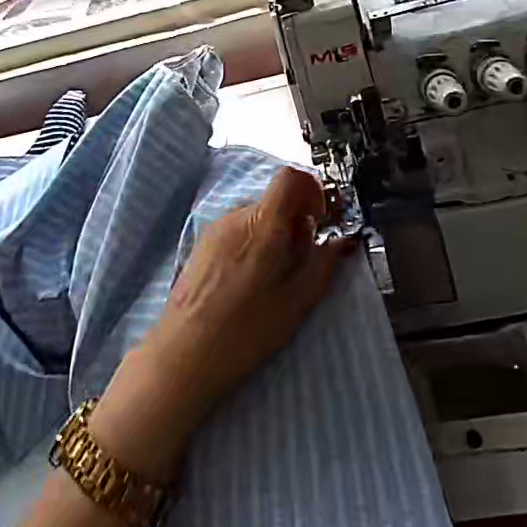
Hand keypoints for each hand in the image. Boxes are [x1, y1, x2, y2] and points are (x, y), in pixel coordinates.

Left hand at [88, 167, 350, 481]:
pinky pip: (238, 227)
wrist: (186, 349)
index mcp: (263, 224)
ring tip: (278, 273)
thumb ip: (322, 264)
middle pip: (275, 198)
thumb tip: (340, 241)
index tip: (321, 219)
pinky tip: (253, 277)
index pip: (290, 177)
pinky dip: (254, 240)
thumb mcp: (296, 302)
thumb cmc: (245, 331)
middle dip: (297, 219)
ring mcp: (216, 227)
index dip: (312, 190)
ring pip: (257, 214)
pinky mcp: (204, 241)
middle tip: (305, 255)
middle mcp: (237, 216)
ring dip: (275, 231)